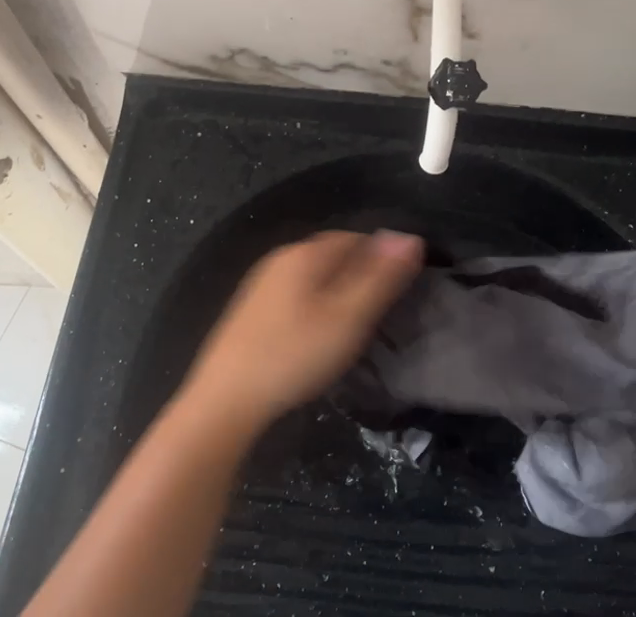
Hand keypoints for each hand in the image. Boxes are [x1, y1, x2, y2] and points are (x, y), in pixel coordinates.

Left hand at [182, 230, 422, 430]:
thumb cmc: (293, 356)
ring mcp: (262, 283)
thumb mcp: (348, 318)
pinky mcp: (252, 309)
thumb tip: (409, 238)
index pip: (357, 237)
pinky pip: (296, 293)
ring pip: (314, 275)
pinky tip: (318, 335)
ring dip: (338, 291)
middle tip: (381, 310)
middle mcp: (281, 258)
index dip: (383, 258)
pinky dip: (316, 305)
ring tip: (355, 325)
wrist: (226, 399)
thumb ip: (380, 278)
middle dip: (361, 273)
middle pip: (333, 254)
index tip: (400, 290)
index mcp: (305, 253)